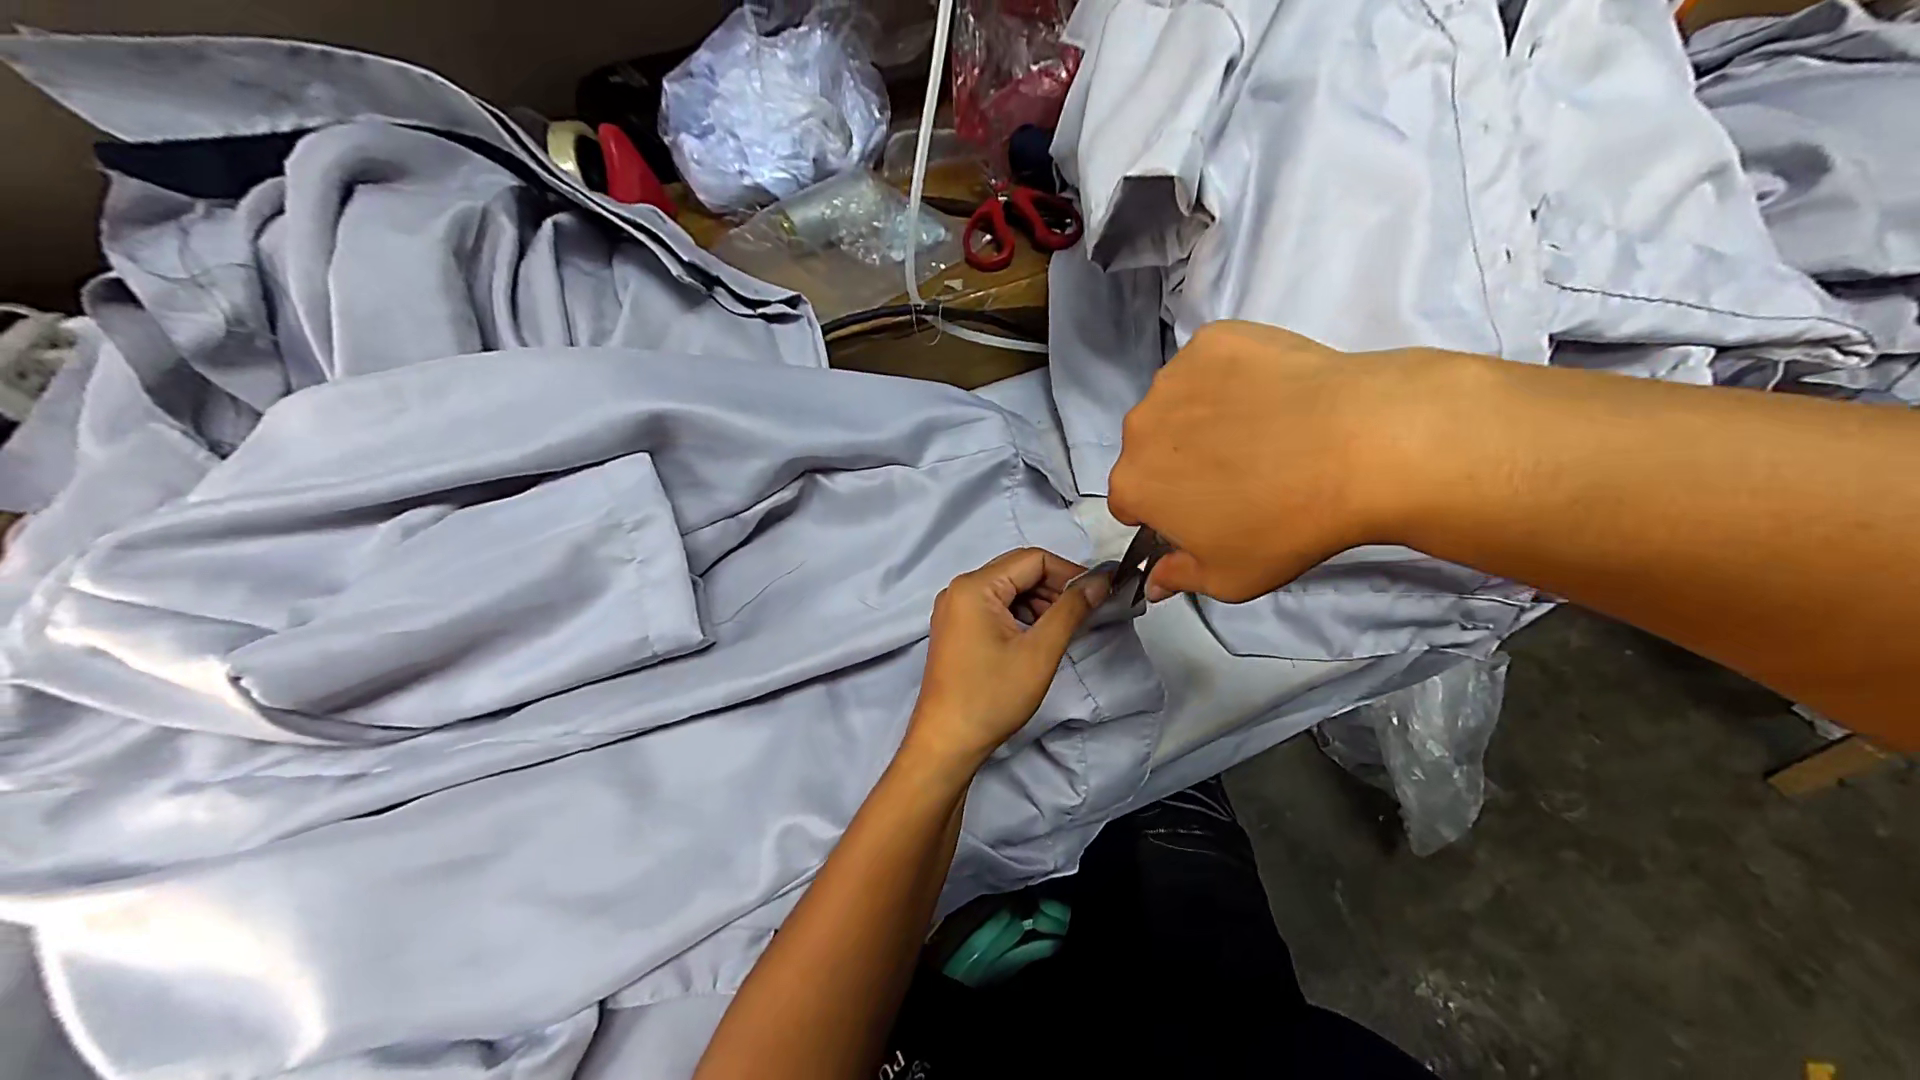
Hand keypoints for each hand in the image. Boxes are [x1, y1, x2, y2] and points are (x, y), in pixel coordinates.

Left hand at [904, 548, 1107, 768]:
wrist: (947, 741)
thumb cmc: (991, 697)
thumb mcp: (1040, 651)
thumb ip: (1071, 609)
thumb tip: (1099, 581)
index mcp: (974, 587)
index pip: (1033, 559)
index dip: (1070, 572)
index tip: (1099, 592)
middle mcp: (960, 589)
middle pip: (1019, 570)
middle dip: (1056, 587)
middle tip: (1086, 611)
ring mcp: (955, 609)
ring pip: (1009, 589)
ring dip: (1041, 601)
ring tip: (1065, 627)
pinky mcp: (957, 628)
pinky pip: (996, 606)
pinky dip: (1022, 615)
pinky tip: (1040, 636)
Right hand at [1108, 321, 1454, 602]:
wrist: (1361, 446)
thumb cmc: (1287, 524)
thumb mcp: (1230, 577)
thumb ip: (1180, 577)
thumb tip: (1155, 581)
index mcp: (1134, 484)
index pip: (1128, 501)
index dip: (1160, 511)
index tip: (1197, 513)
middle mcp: (1138, 427)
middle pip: (1148, 448)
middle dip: (1175, 461)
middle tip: (1235, 472)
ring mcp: (1174, 377)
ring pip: (1176, 402)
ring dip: (1200, 417)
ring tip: (1260, 429)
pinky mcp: (1214, 339)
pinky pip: (1211, 362)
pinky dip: (1231, 375)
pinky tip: (1273, 393)